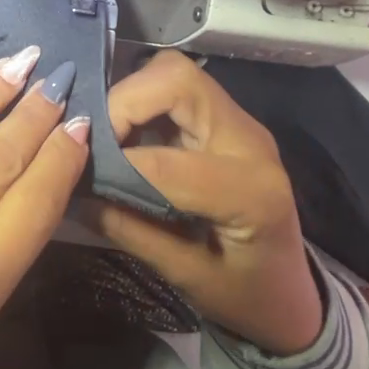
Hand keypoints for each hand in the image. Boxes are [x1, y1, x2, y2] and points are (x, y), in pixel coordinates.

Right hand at [81, 50, 323, 355]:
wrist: (294, 296)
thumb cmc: (248, 296)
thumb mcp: (190, 279)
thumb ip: (132, 231)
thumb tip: (74, 193)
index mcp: (249, 191)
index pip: (167, 160)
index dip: (115, 163)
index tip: (81, 174)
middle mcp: (247, 140)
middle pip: (177, 80)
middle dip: (124, 101)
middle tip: (95, 139)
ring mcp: (238, 123)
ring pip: (174, 72)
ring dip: (131, 95)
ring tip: (108, 135)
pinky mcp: (225, 118)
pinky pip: (176, 87)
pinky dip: (142, 99)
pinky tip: (126, 133)